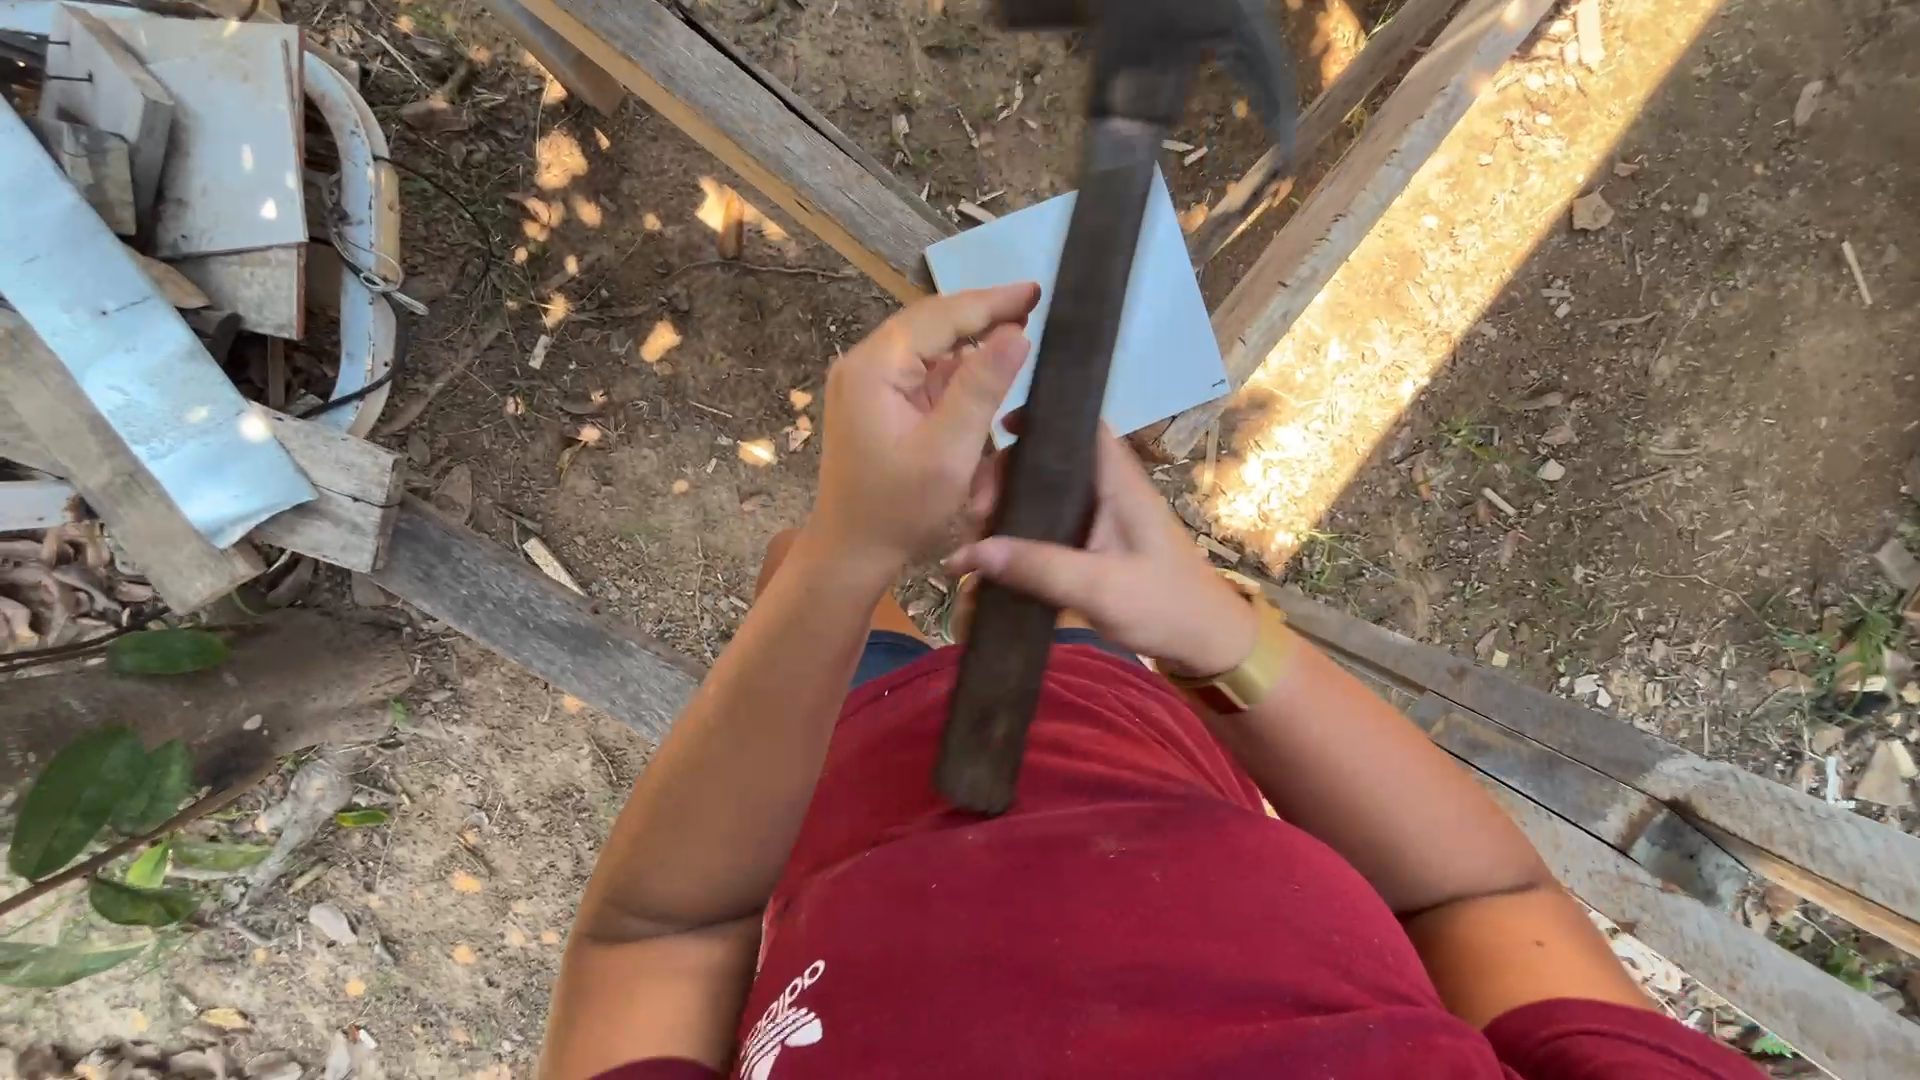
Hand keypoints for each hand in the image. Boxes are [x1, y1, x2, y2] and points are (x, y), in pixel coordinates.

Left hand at [809, 283, 1039, 570]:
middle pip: (930, 323)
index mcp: (875, 368)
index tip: (1035, 291)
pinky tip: (982, 366)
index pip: (940, 317)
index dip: (990, 302)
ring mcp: (866, 384)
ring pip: (926, 346)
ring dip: (969, 340)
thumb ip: (981, 388)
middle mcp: (864, 365)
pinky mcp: (874, 405)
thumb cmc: (898, 510)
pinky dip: (952, 368)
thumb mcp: (949, 451)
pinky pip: (919, 373)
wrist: (850, 552)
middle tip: (1032, 304)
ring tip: (1016, 328)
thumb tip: (1017, 334)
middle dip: (981, 314)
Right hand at [947, 430, 1257, 677]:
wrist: (1204, 646)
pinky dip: (1016, 547)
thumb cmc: (1165, 606)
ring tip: (976, 546)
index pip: (1081, 427)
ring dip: (1005, 516)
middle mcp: (1105, 495)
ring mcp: (1096, 524)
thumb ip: (1039, 568)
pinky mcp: (1089, 552)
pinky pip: (1043, 536)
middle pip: (1047, 463)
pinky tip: (988, 573)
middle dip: (1006, 479)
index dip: (1042, 419)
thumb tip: (970, 552)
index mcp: (1118, 484)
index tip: (999, 432)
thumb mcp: (1101, 588)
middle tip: (978, 515)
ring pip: (1040, 500)